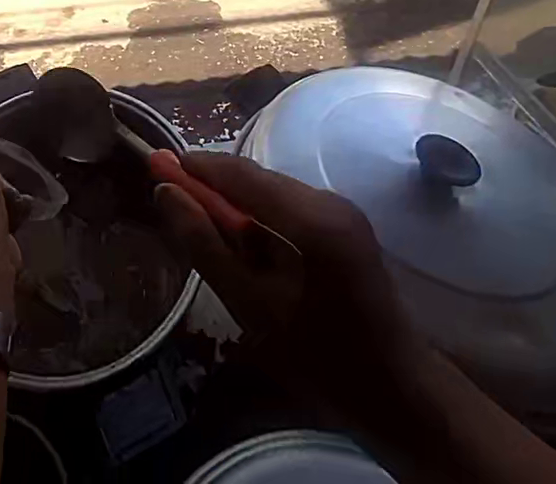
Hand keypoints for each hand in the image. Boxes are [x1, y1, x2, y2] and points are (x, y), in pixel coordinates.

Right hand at [153, 152, 427, 410]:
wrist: (396, 389)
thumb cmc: (320, 357)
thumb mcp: (250, 305)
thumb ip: (205, 244)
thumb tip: (166, 192)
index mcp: (311, 219)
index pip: (241, 174)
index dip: (197, 166)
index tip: (158, 165)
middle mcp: (329, 200)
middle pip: (257, 178)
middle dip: (215, 185)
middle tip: (175, 199)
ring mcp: (342, 208)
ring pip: (272, 189)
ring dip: (237, 201)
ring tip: (207, 227)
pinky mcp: (345, 221)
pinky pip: (290, 204)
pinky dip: (261, 213)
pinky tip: (246, 243)